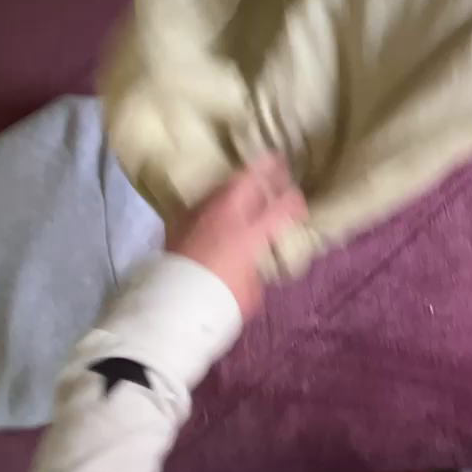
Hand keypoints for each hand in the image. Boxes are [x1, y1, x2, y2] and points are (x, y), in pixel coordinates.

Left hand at [169, 156, 306, 316]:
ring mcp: (201, 215)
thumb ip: (256, 270)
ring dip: (240, 180)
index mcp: (250, 233)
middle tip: (278, 162)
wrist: (170, 309)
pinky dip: (217, 198)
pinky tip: (220, 203)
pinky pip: (204, 201)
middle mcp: (226, 216)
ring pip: (225, 186)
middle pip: (250, 180)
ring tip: (249, 179)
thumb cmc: (217, 303)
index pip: (281, 207)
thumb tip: (254, 264)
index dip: (295, 203)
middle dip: (267, 169)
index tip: (301, 206)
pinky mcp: (180, 222)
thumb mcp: (250, 291)